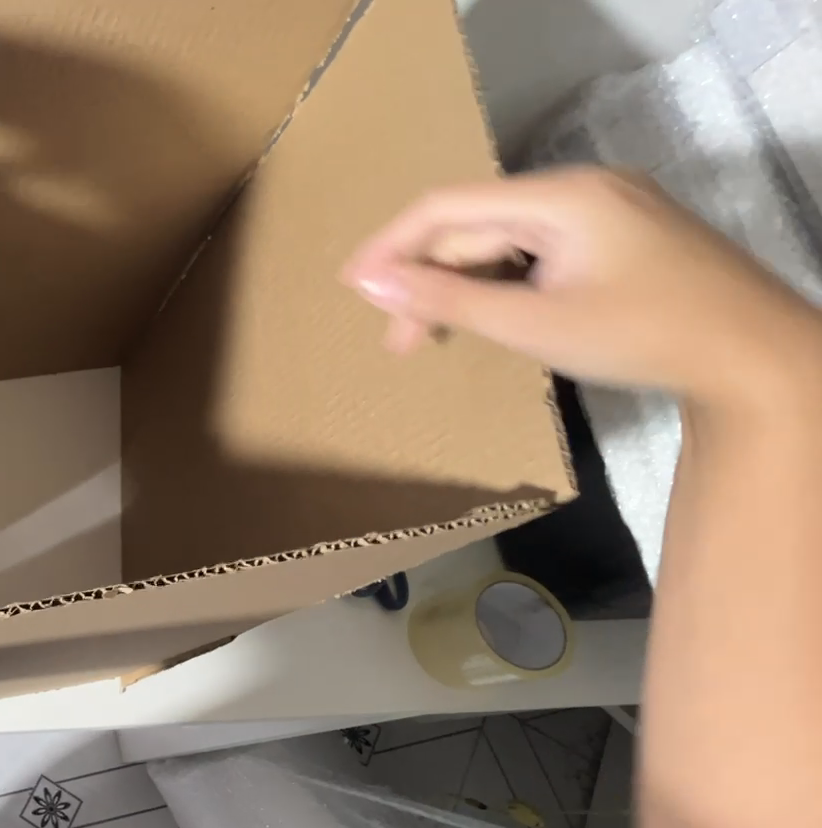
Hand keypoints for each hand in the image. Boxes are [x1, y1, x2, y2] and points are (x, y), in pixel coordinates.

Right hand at [341, 166, 821, 406]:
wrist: (754, 358)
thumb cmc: (640, 335)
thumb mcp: (528, 323)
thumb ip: (443, 299)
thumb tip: (368, 282)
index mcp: (562, 198)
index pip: (448, 207)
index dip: (390, 244)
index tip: (349, 285)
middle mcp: (577, 193)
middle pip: (470, 230)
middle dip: (424, 283)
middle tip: (398, 343)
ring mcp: (596, 214)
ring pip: (494, 246)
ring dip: (453, 290)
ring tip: (426, 340)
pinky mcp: (605, 240)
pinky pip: (525, 255)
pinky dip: (490, 288)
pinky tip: (474, 320)